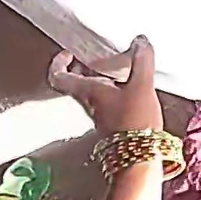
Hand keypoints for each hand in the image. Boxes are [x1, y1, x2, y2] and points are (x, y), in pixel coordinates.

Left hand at [47, 36, 162, 135]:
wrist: (140, 159)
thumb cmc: (134, 121)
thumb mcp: (141, 85)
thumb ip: (142, 60)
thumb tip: (140, 40)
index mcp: (88, 92)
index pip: (58, 76)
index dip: (58, 62)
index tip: (70, 52)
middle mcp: (89, 103)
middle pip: (76, 81)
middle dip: (85, 65)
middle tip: (99, 54)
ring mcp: (100, 114)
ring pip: (92, 90)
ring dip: (101, 76)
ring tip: (119, 65)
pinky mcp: (114, 121)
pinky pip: (107, 99)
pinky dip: (115, 87)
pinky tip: (132, 83)